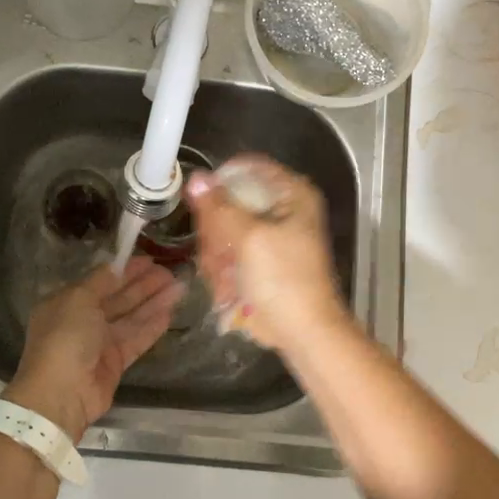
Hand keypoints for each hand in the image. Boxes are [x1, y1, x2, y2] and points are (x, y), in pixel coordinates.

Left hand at [4, 255, 183, 438]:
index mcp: (67, 303)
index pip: (100, 281)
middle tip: (170, 272)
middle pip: (118, 299)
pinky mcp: (114, 363)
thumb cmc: (64, 338)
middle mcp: (82, 321)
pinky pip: (136, 339)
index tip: (149, 260)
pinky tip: (170, 312)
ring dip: (153, 302)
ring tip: (179, 287)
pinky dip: (151, 326)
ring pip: (131, 318)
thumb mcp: (78, 299)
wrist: (61, 392)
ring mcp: (99, 344)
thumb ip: (100, 281)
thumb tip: (115, 267)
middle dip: (143, 285)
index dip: (125, 270)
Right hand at [185, 155, 349, 350]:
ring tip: (227, 276)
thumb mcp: (250, 239)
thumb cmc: (284, 281)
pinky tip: (228, 287)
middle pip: (229, 202)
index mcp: (292, 195)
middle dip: (218, 231)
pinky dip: (223, 271)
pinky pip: (226, 254)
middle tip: (220, 251)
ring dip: (218, 256)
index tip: (202, 202)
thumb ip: (220, 207)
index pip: (248, 168)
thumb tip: (197, 178)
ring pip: (222, 231)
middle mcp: (281, 211)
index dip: (222, 180)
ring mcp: (267, 238)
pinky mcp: (256, 262)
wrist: (301, 331)